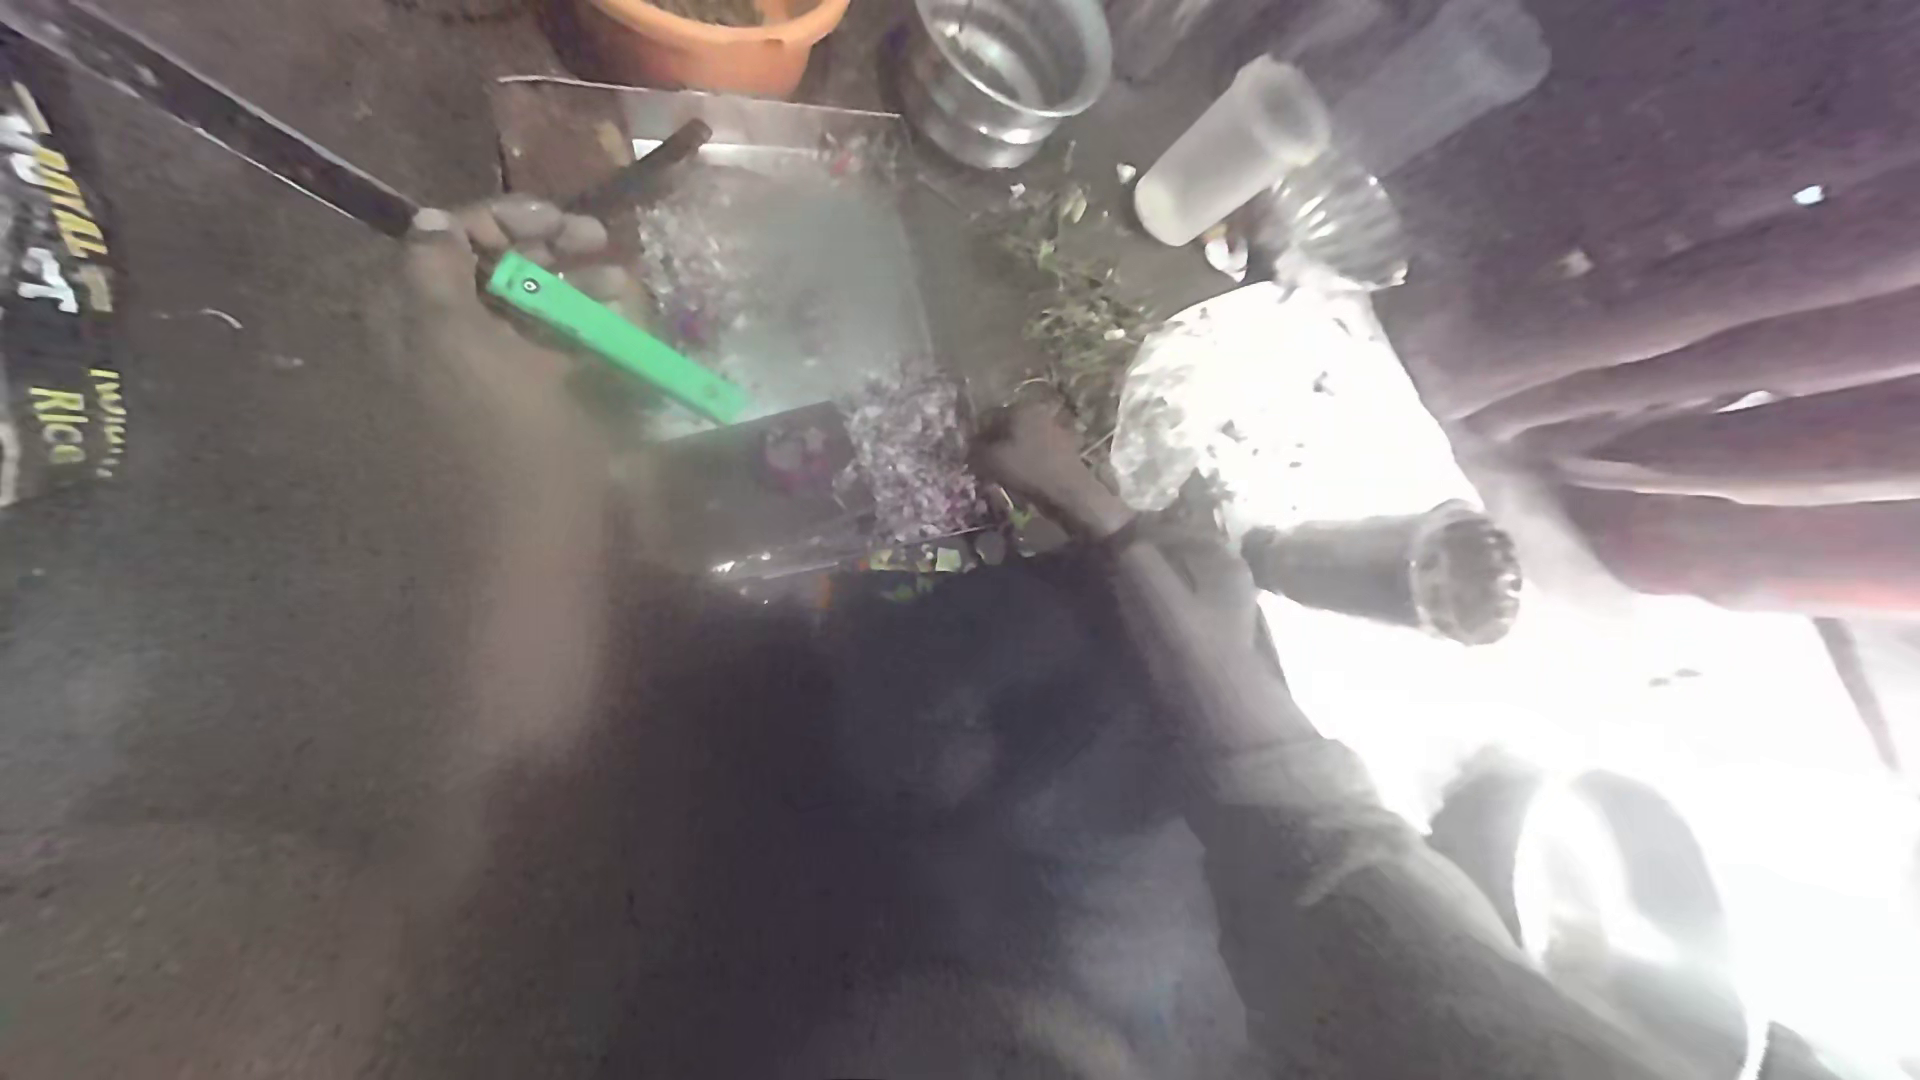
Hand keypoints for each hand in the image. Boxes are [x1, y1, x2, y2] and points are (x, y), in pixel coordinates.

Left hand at [402, 197, 635, 451]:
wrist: (538, 521)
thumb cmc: (507, 434)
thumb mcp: (458, 345)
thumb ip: (436, 276)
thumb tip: (433, 221)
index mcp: (419, 318)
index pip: (448, 240)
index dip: (499, 218)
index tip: (558, 217)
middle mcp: (453, 334)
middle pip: (494, 267)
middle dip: (546, 247)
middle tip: (599, 238)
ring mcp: (501, 367)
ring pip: (534, 305)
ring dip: (577, 286)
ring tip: (625, 284)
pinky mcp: (540, 395)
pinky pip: (559, 345)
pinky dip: (587, 328)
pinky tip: (623, 322)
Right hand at [975, 401, 1133, 537]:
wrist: (1069, 491)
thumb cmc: (1027, 469)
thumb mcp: (990, 460)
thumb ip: (974, 451)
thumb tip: (969, 449)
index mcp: (1020, 408)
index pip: (987, 417)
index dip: (975, 438)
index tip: (970, 457)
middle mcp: (1038, 412)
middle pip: (1006, 428)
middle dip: (993, 446)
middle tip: (984, 466)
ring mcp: (1054, 429)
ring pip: (1021, 440)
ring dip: (1009, 455)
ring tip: (1001, 475)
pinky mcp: (1064, 447)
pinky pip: (1036, 451)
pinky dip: (1026, 461)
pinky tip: (1021, 477)